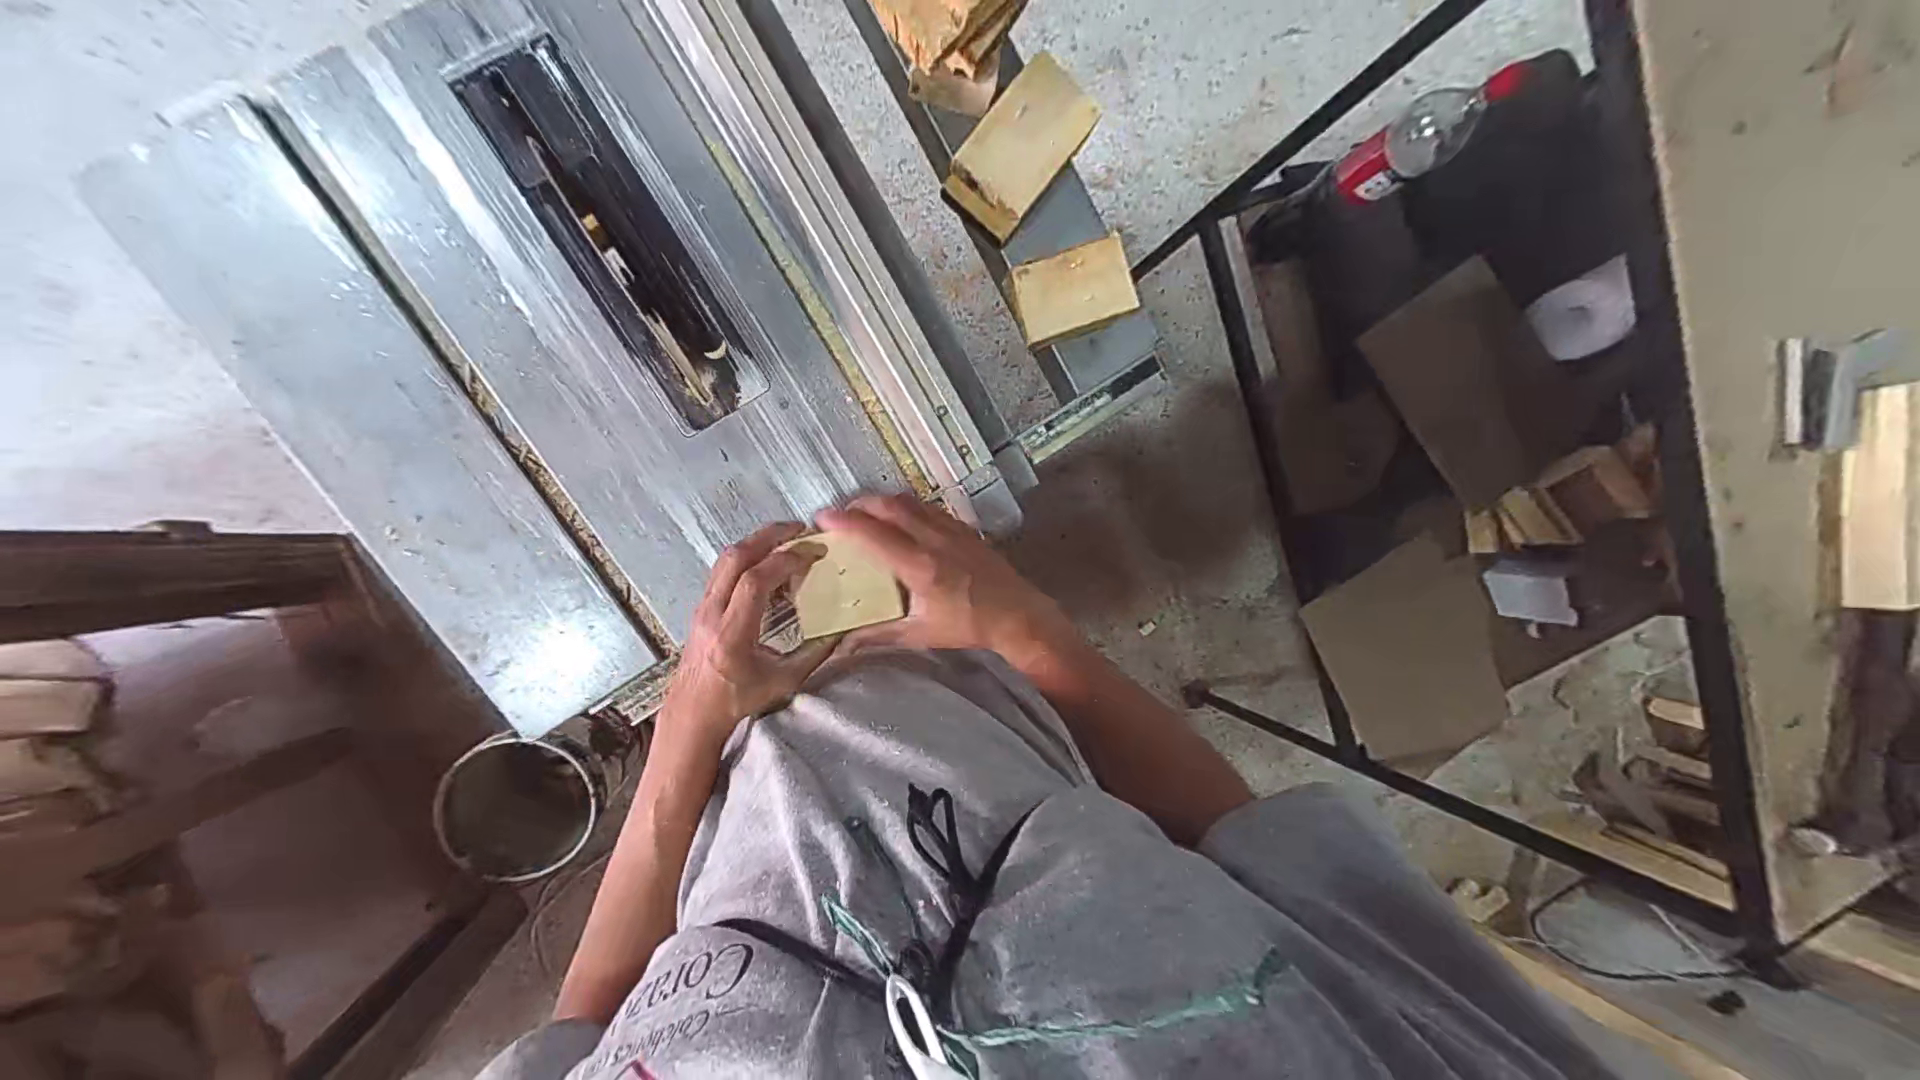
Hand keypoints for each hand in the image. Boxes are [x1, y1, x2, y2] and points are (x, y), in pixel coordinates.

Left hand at [659, 522, 835, 742]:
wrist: (693, 714)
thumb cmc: (736, 702)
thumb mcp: (784, 681)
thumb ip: (815, 652)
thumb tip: (842, 630)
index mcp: (732, 634)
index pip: (755, 581)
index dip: (786, 560)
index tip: (812, 553)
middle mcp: (711, 615)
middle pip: (735, 558)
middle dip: (770, 536)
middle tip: (799, 529)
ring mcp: (703, 609)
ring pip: (726, 560)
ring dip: (757, 543)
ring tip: (786, 539)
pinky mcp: (703, 608)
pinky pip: (723, 571)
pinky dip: (748, 557)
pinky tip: (768, 563)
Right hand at [815, 495, 1079, 668]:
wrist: (1018, 615)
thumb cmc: (970, 626)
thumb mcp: (921, 634)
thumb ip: (879, 636)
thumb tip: (844, 645)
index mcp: (920, 566)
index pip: (874, 534)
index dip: (844, 522)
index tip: (821, 517)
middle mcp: (934, 540)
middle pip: (890, 506)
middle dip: (860, 504)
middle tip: (842, 514)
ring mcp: (952, 530)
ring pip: (910, 502)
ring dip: (884, 502)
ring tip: (867, 512)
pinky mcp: (965, 529)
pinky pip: (929, 507)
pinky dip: (908, 506)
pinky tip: (904, 519)